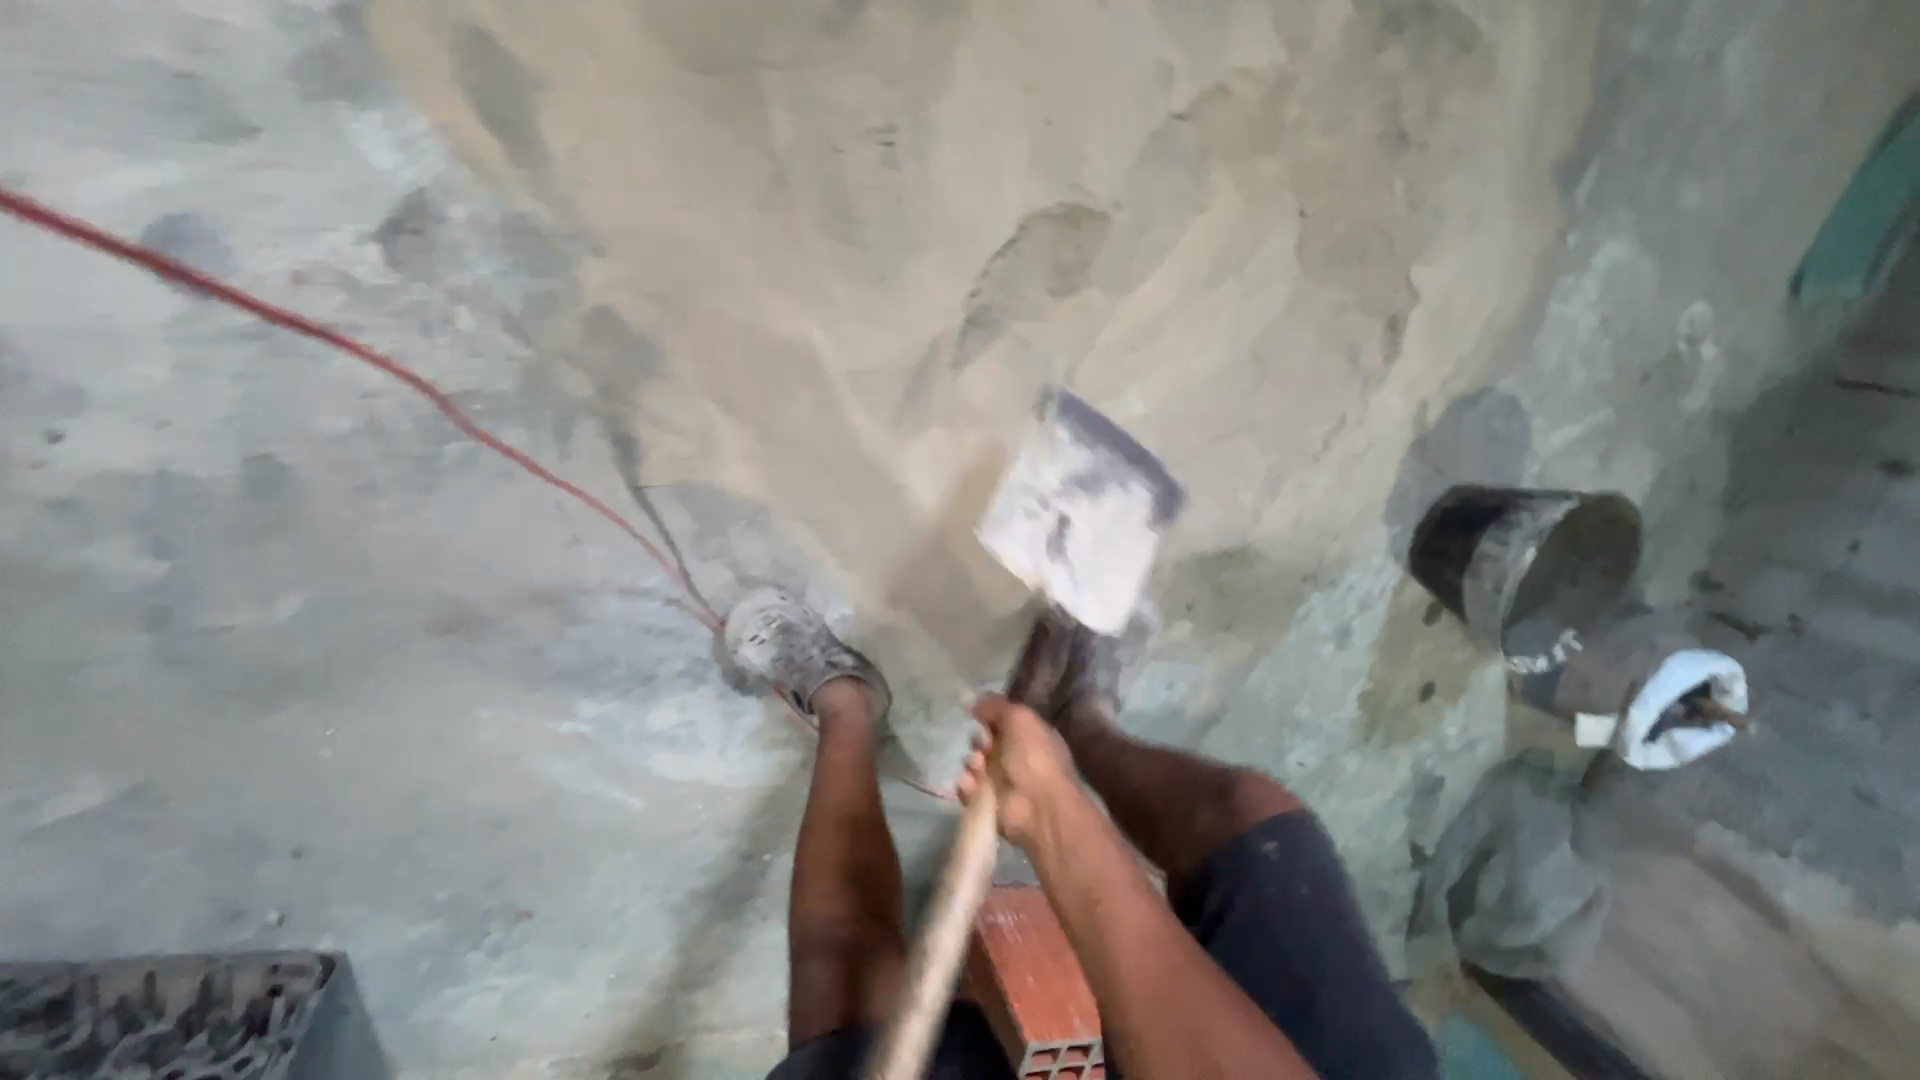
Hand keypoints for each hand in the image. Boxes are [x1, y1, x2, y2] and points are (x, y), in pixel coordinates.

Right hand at [956, 694, 1076, 847]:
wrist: (1038, 806)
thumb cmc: (1034, 756)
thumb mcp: (1019, 718)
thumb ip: (995, 706)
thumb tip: (970, 698)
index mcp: (1031, 737)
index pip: (1003, 723)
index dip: (990, 717)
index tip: (978, 713)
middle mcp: (1017, 759)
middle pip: (986, 743)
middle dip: (978, 740)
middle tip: (983, 745)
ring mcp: (1002, 783)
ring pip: (975, 765)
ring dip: (972, 763)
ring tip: (979, 766)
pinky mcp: (988, 804)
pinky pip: (968, 789)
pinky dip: (966, 785)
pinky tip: (972, 783)